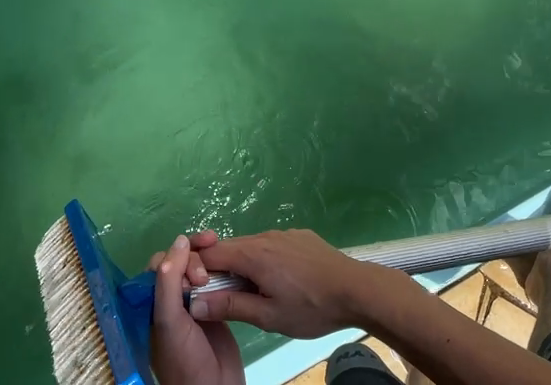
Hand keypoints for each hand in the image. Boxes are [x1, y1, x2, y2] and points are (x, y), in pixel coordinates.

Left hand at [149, 232, 242, 384]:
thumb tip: (180, 240)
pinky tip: (231, 266)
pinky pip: (215, 281)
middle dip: (194, 258)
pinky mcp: (214, 307)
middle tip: (205, 275)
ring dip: (209, 259)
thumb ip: (169, 282)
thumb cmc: (184, 359)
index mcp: (152, 303)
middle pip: (180, 263)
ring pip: (198, 269)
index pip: (161, 264)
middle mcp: (170, 300)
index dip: (177, 254)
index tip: (196, 254)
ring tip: (222, 261)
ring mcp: (193, 303)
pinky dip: (221, 270)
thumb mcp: (170, 321)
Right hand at [192, 229, 395, 338]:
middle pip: (230, 247)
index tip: (196, 290)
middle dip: (221, 270)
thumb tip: (195, 304)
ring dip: (244, 265)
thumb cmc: (310, 307)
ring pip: (252, 246)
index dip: (197, 270)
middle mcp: (266, 236)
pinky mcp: (300, 236)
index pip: (211, 253)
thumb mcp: (268, 316)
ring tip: (253, 293)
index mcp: (253, 254)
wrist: (355, 289)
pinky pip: (271, 245)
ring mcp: (284, 234)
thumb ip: (230, 307)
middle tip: (224, 299)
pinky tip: (278, 281)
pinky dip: (264, 260)